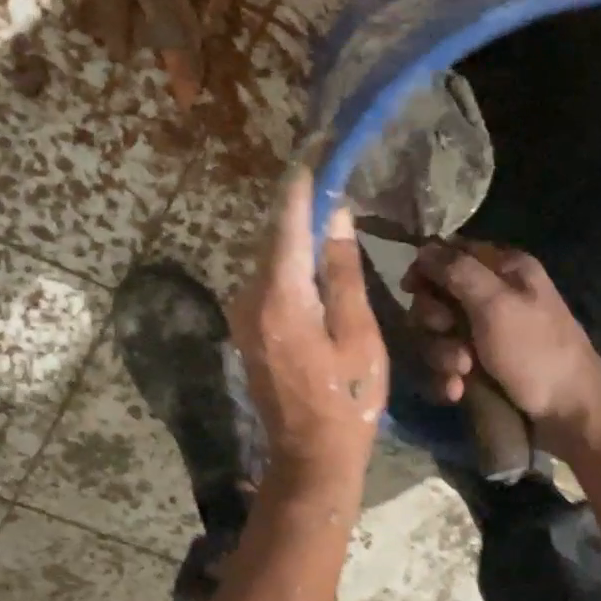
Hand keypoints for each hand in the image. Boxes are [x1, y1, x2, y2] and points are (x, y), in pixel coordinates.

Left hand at [229, 165, 386, 490]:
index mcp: (280, 295)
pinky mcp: (245, 324)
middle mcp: (249, 295)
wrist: (308, 457)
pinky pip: (267, 274)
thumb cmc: (346, 399)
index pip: (287, 219)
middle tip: (329, 166)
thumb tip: (336, 215)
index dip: (303, 178)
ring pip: (268, 252)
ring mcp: (242, 311)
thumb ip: (342, 271)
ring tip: (329, 202)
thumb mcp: (358, 334)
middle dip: (300, 198)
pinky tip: (315, 250)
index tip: (318, 144)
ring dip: (295, 227)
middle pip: (273, 232)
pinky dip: (289, 255)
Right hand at [401, 242, 600, 451]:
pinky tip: (458, 391)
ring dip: (441, 354)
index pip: (450, 252)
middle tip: (448, 333)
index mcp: (504, 269)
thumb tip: (423, 248)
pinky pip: (446, 364)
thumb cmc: (535, 352)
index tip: (412, 288)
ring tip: (462, 372)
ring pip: (437, 334)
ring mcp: (486, 334)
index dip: (426, 269)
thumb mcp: (495, 305)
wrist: (570, 416)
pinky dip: (448, 378)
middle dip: (434, 320)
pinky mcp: (481, 367)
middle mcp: (494, 296)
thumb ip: (456, 271)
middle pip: (436, 295)